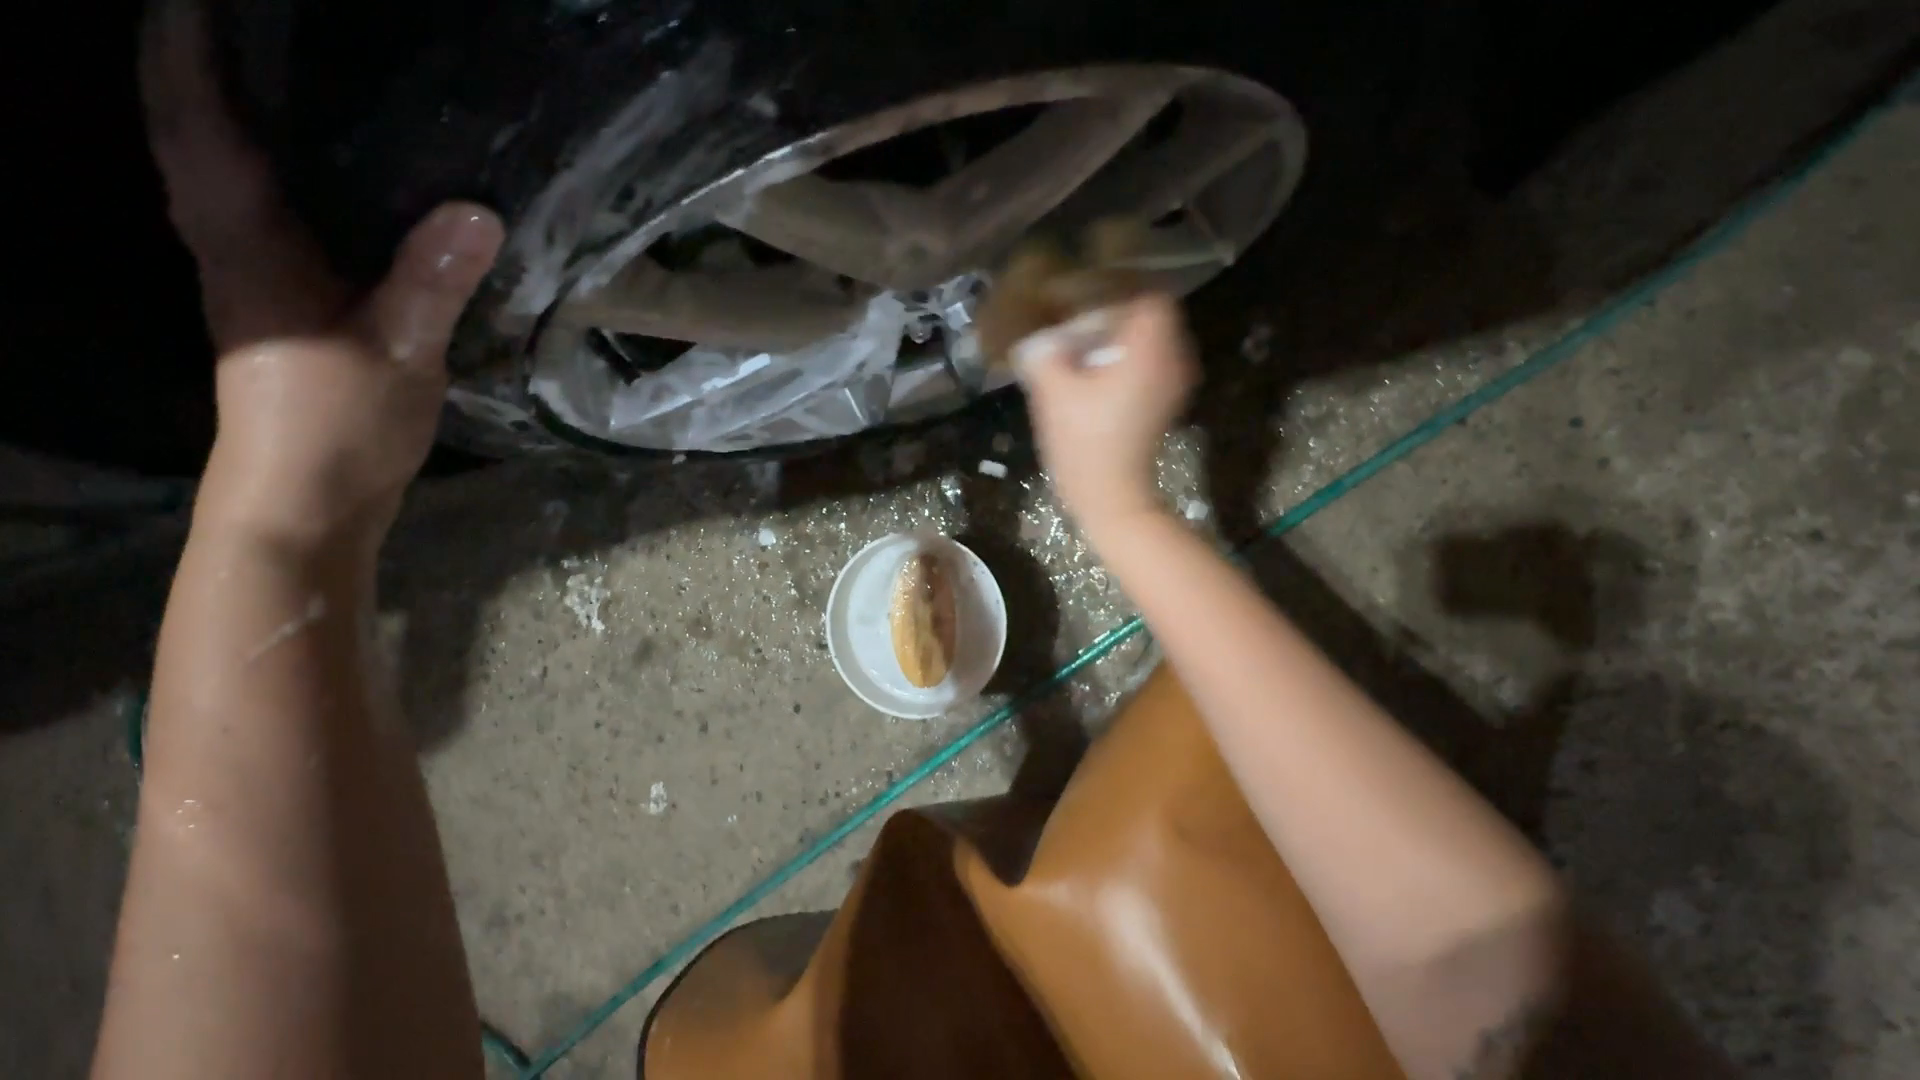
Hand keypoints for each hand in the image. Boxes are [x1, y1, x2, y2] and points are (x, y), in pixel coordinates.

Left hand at [142, 0, 503, 553]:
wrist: (307, 501)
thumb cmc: (334, 425)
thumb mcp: (398, 353)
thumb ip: (433, 280)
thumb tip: (479, 211)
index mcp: (246, 245)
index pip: (199, 128)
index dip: (190, 56)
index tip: (207, 2)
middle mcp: (234, 248)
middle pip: (201, 138)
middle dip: (213, 73)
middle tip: (266, 30)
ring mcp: (254, 279)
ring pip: (230, 176)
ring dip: (244, 119)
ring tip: (300, 79)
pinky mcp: (284, 306)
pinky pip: (270, 213)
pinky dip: (284, 175)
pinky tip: (340, 176)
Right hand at [1012, 294, 1198, 534]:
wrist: (1113, 498)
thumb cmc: (1084, 442)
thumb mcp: (1053, 390)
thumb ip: (1045, 350)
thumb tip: (1040, 334)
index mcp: (1150, 349)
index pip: (1148, 298)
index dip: (1116, 296)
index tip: (1084, 306)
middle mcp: (1173, 361)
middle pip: (1151, 320)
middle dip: (1116, 320)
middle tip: (1079, 331)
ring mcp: (1174, 386)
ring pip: (1152, 345)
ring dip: (1121, 344)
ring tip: (1085, 357)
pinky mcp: (1166, 406)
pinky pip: (1151, 368)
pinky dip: (1128, 366)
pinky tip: (1097, 382)